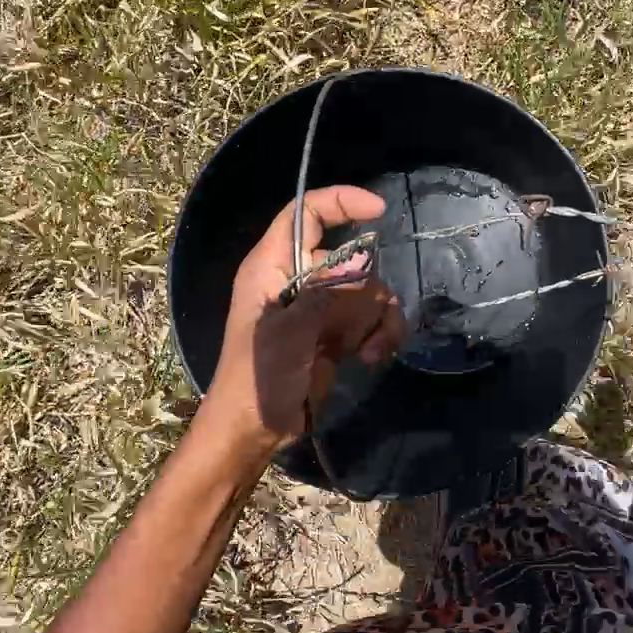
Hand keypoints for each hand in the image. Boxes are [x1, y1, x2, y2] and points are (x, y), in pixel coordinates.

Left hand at [200, 185, 404, 460]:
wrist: (253, 430)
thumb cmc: (257, 378)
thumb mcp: (288, 333)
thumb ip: (326, 295)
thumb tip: (367, 264)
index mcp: (273, 266)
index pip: (305, 213)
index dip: (339, 202)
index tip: (378, 211)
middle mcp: (297, 279)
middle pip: (349, 257)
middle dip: (366, 288)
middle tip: (356, 323)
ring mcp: (318, 307)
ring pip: (368, 290)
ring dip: (376, 319)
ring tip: (368, 350)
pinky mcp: (334, 333)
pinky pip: (372, 319)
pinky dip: (379, 335)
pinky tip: (371, 358)